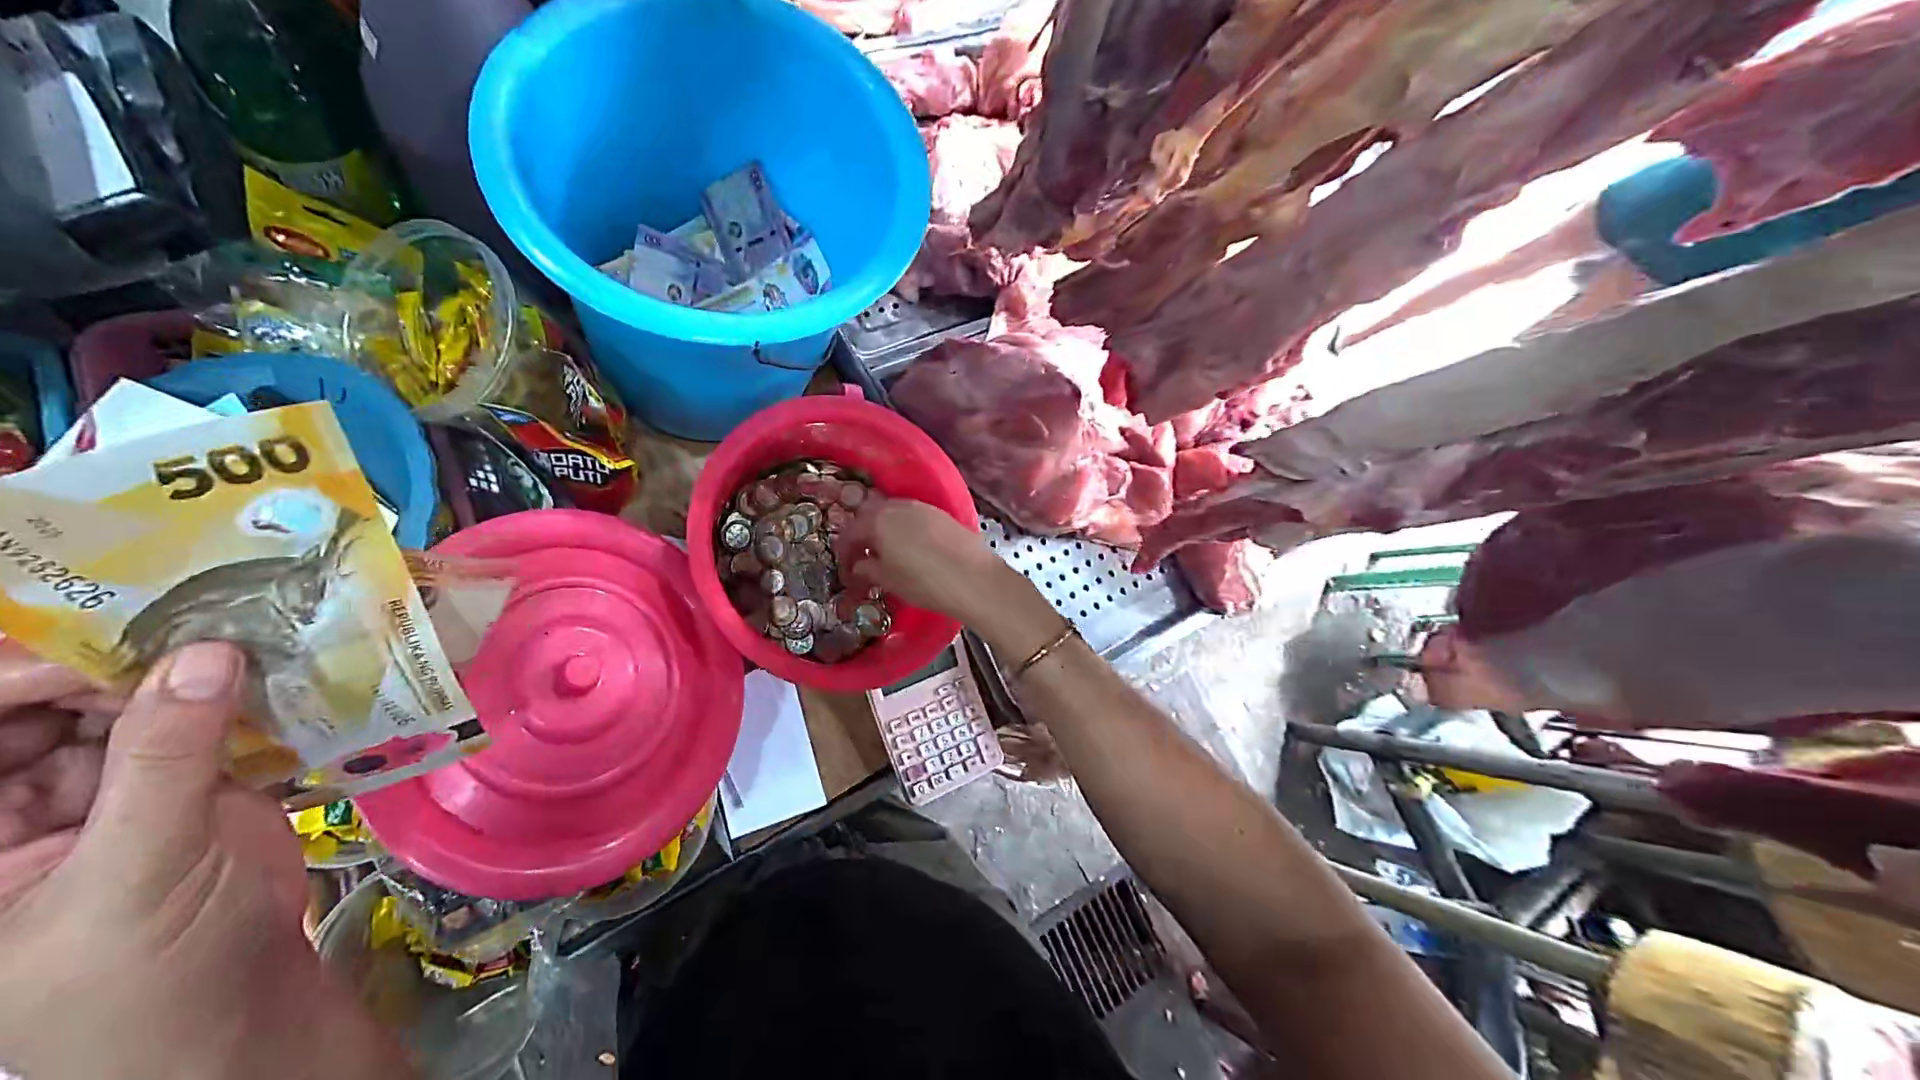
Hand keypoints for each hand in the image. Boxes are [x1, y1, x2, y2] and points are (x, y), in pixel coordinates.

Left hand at [0, 642, 409, 1079]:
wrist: (245, 1019)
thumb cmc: (141, 980)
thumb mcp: (136, 876)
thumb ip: (165, 763)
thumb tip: (208, 654)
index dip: (14, 682)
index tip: (110, 642)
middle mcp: (20, 811)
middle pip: (48, 715)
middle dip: (116, 669)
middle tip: (197, 627)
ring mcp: (115, 801)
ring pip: (137, 714)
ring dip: (191, 678)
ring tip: (249, 639)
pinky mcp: (197, 795)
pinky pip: (209, 733)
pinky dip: (243, 704)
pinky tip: (276, 675)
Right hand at [836, 498, 1061, 658]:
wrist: (975, 580)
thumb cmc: (926, 583)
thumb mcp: (890, 581)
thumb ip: (869, 570)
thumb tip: (859, 566)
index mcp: (878, 521)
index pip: (851, 531)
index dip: (845, 550)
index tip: (845, 567)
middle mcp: (898, 507)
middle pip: (871, 515)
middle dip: (863, 535)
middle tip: (862, 557)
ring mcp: (923, 508)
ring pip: (894, 513)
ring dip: (885, 529)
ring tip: (887, 553)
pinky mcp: (943, 515)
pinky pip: (914, 517)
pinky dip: (905, 529)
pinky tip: (911, 548)